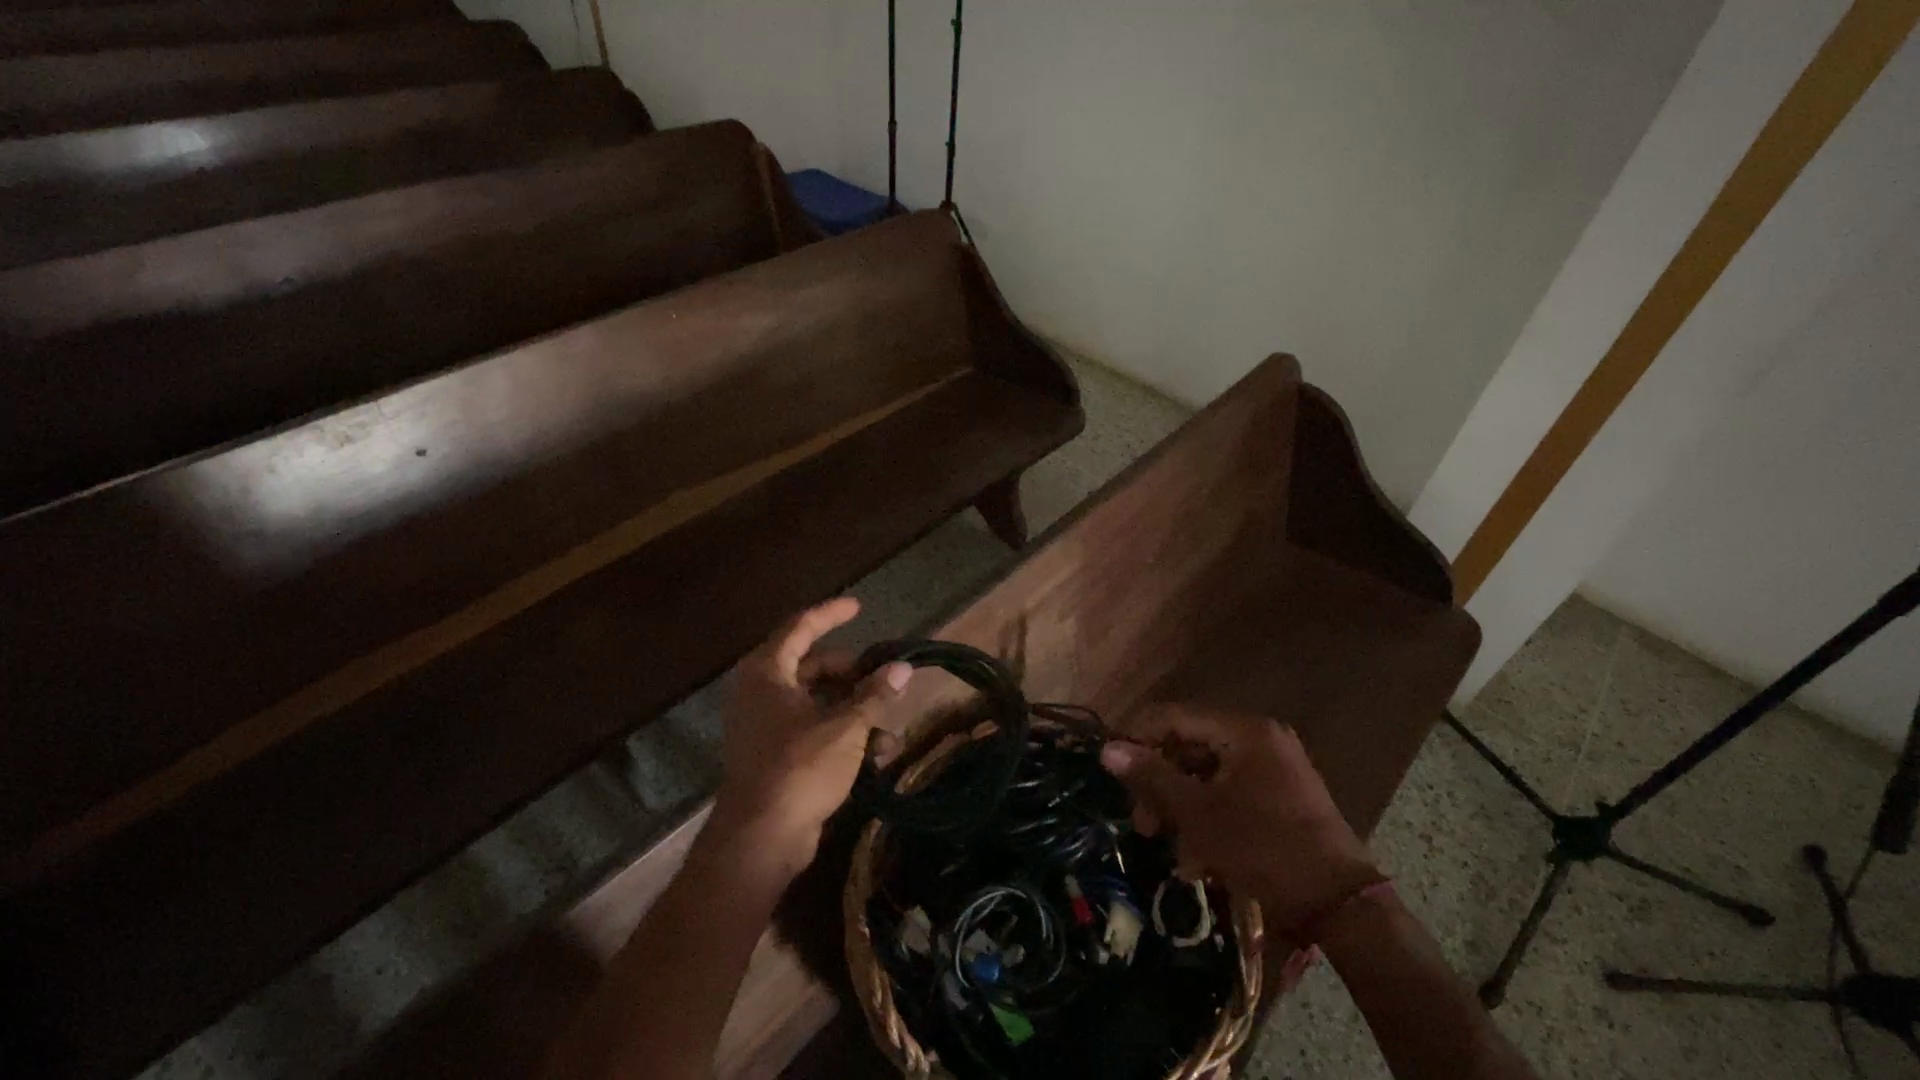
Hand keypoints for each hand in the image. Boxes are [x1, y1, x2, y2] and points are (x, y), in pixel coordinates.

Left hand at [712, 598, 912, 864]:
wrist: (762, 836)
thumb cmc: (800, 768)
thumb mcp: (846, 727)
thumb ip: (874, 695)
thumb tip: (903, 668)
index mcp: (767, 672)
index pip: (800, 627)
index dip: (830, 614)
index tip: (858, 606)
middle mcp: (759, 692)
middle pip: (811, 667)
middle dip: (852, 674)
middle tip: (884, 677)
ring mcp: (763, 726)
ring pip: (816, 702)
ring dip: (853, 710)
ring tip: (888, 724)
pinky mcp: (773, 755)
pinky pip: (811, 731)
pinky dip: (841, 735)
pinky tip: (876, 753)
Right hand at [1099, 704, 1383, 933]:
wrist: (1338, 904)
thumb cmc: (1263, 848)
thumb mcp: (1198, 814)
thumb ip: (1152, 777)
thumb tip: (1107, 749)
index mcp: (1244, 731)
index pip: (1173, 717)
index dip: (1137, 740)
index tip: (1112, 774)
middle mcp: (1260, 740)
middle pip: (1189, 748)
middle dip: (1160, 787)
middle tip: (1143, 825)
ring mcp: (1274, 770)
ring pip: (1207, 778)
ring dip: (1182, 812)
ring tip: (1173, 853)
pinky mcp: (1281, 801)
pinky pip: (1230, 797)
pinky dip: (1209, 822)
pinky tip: (1198, 862)